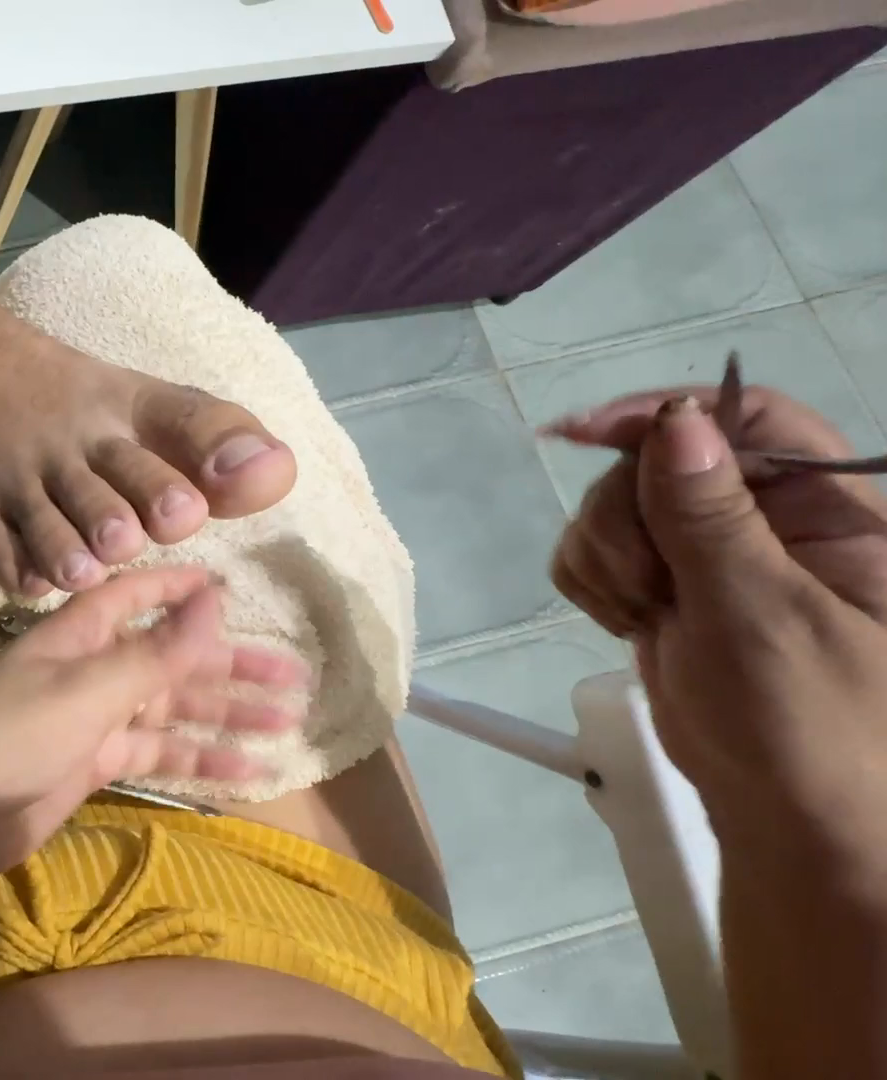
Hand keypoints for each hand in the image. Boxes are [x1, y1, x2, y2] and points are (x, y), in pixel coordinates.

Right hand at [0, 247, 295, 595]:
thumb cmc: (46, 385)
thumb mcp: (126, 394)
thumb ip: (203, 435)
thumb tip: (279, 474)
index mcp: (120, 405)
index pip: (182, 424)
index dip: (210, 456)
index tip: (211, 494)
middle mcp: (68, 441)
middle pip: (112, 500)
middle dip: (127, 524)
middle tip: (130, 538)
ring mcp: (11, 478)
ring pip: (53, 537)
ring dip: (74, 560)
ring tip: (87, 573)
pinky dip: (23, 577)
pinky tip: (40, 583)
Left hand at [0, 565, 304, 892]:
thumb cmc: (9, 737)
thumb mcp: (86, 691)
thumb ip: (152, 652)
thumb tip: (212, 598)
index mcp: (78, 636)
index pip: (135, 596)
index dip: (180, 589)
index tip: (236, 589)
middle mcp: (88, 670)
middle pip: (167, 658)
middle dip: (227, 665)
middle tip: (295, 676)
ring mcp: (91, 720)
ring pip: (169, 710)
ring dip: (223, 714)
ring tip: (287, 722)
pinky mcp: (92, 766)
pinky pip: (154, 756)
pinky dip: (196, 762)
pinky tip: (243, 773)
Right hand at [550, 388, 886, 849]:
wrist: (796, 814)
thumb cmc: (817, 724)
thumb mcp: (762, 614)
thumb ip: (711, 516)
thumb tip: (675, 421)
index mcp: (830, 514)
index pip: (748, 419)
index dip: (665, 413)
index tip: (580, 435)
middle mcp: (768, 523)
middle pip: (653, 467)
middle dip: (620, 519)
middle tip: (643, 585)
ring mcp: (710, 557)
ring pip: (610, 511)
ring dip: (602, 558)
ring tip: (640, 614)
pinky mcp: (663, 589)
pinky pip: (593, 555)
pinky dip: (589, 582)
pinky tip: (623, 620)